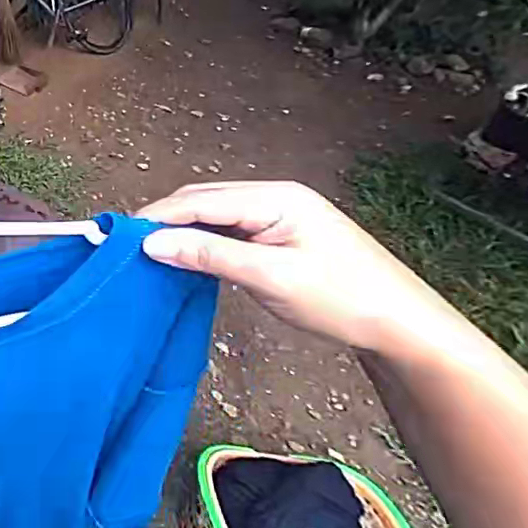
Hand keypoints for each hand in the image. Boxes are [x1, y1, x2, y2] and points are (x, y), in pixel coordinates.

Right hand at [134, 181, 465, 355]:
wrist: (408, 331)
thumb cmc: (344, 300)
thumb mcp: (270, 278)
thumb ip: (207, 254)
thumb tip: (150, 243)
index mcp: (275, 197)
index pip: (199, 200)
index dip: (156, 217)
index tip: (119, 237)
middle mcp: (272, 196)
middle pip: (201, 201)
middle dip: (163, 220)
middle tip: (129, 246)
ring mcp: (276, 213)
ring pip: (210, 214)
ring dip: (180, 230)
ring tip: (149, 251)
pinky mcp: (276, 233)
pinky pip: (224, 228)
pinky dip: (199, 239)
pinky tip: (184, 255)